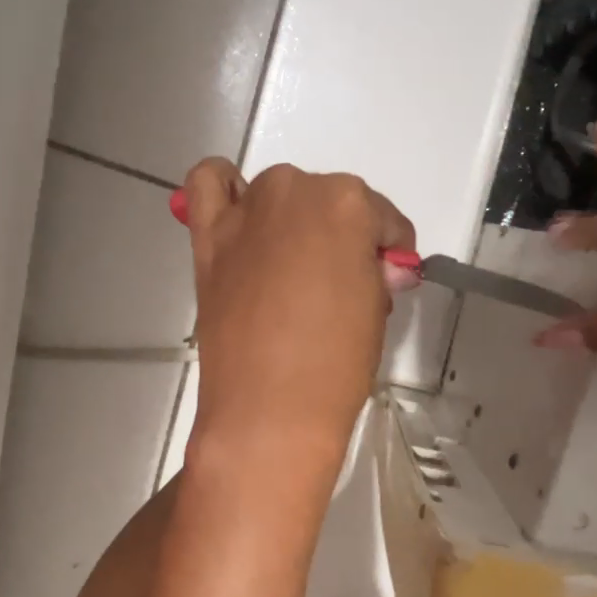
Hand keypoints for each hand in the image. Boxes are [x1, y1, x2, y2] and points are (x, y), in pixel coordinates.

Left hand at [179, 159, 417, 470]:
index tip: (386, 281)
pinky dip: (225, 190)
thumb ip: (375, 274)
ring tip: (294, 272)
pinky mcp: (208, 239)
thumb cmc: (336, 365)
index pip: (381, 219)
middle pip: (328, 202)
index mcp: (348, 205)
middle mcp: (294, 191)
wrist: (270, 411)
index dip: (388, 252)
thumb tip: (377, 266)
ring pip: (278, 196)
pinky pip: (209, 185)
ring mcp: (246, 212)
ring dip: (292, 222)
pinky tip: (241, 220)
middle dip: (341, 239)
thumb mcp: (375, 313)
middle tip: (339, 289)